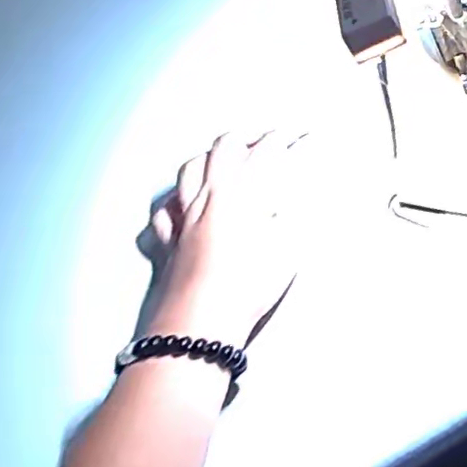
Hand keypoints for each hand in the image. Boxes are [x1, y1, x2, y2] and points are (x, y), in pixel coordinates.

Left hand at [145, 131, 305, 345]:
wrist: (195, 332)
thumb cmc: (245, 289)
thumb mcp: (290, 244)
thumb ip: (298, 211)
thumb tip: (305, 192)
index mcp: (241, 193)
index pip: (266, 150)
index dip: (285, 137)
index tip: (299, 135)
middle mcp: (207, 199)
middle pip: (221, 149)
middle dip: (246, 137)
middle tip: (264, 140)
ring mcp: (181, 221)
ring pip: (187, 173)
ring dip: (208, 160)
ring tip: (223, 161)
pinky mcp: (164, 247)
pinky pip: (162, 214)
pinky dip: (175, 202)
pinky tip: (182, 207)